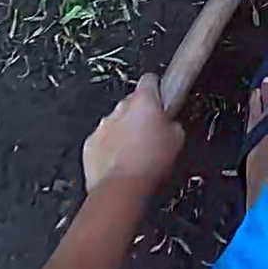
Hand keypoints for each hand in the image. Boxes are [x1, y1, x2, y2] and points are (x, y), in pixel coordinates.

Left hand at [82, 74, 183, 193]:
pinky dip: (109, 148)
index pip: (150, 79)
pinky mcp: (89, 145)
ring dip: (124, 131)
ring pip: (116, 122)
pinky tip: (120, 163)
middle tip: (151, 133)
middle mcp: (120, 108)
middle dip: (140, 114)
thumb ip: (172, 122)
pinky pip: (102, 140)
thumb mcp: (178, 137)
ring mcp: (102, 126)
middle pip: (131, 102)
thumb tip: (169, 123)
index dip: (157, 88)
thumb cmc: (151, 162)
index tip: (161, 100)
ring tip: (135, 153)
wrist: (122, 189)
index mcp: (143, 100)